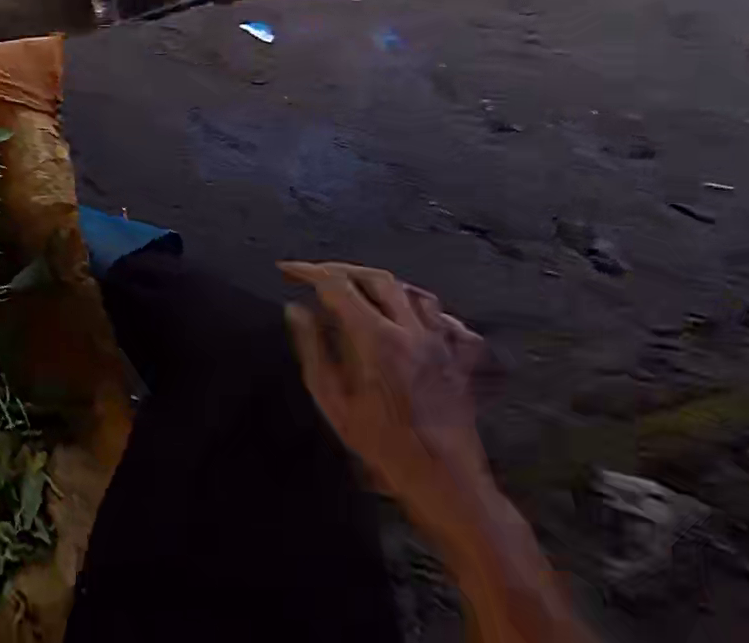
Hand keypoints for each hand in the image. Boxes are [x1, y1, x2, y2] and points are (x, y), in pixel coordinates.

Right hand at [280, 262, 487, 518]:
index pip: (337, 285)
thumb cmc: (379, 441)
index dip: (307, 272)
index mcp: (376, 338)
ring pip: (415, 293)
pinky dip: (425, 311)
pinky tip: (410, 318)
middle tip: (315, 275)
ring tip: (358, 290)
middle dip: (340, 270)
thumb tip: (296, 309)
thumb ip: (312, 346)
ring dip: (381, 284)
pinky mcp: (463, 361)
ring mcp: (444, 345)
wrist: (444, 479)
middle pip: (378, 278)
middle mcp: (413, 332)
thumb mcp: (330, 396)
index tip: (286, 270)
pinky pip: (449, 321)